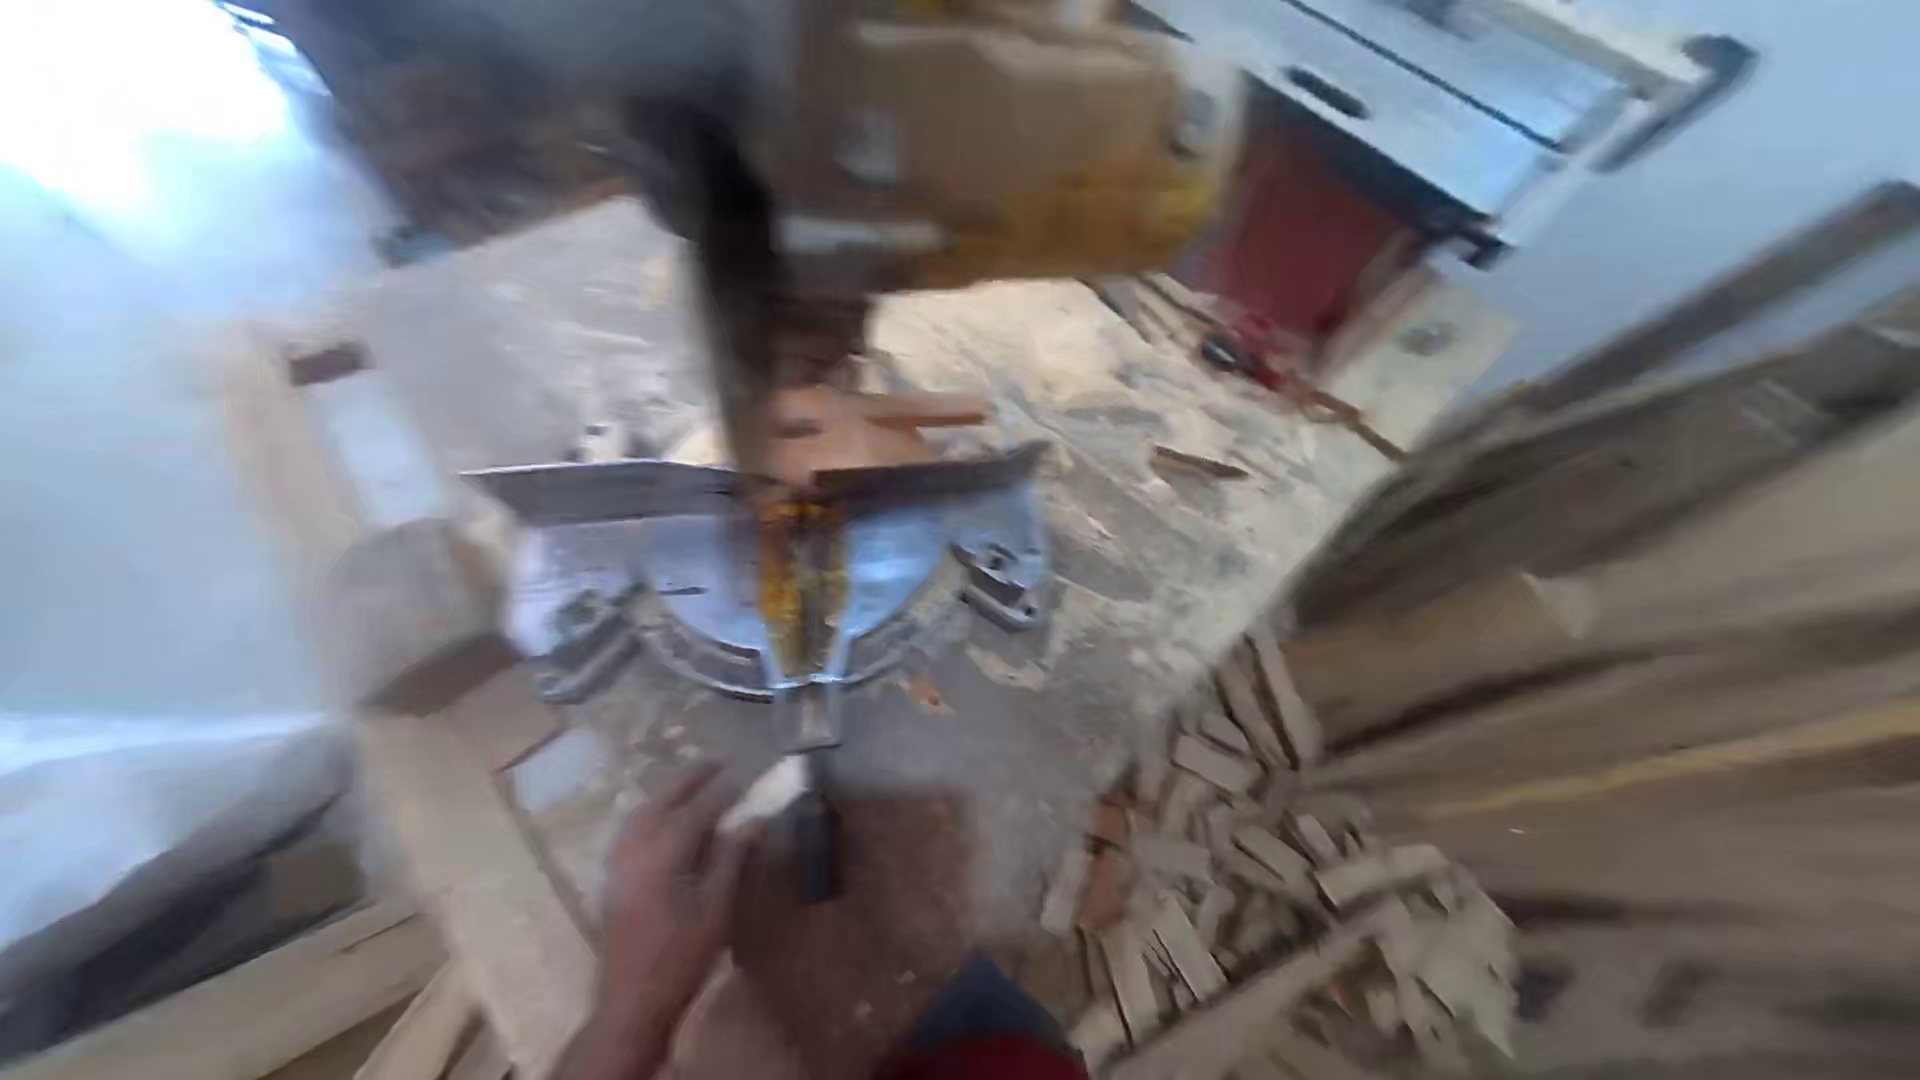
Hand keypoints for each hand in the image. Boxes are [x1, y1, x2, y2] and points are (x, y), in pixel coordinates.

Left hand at [599, 763, 755, 1018]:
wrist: (631, 1002)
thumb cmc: (682, 955)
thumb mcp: (717, 907)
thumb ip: (733, 858)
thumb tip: (755, 821)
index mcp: (663, 855)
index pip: (697, 810)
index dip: (721, 791)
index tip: (742, 776)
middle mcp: (636, 851)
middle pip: (663, 801)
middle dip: (690, 779)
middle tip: (717, 762)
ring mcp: (619, 864)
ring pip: (642, 812)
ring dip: (669, 792)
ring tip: (694, 783)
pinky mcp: (613, 878)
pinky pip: (631, 828)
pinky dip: (651, 810)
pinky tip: (664, 816)